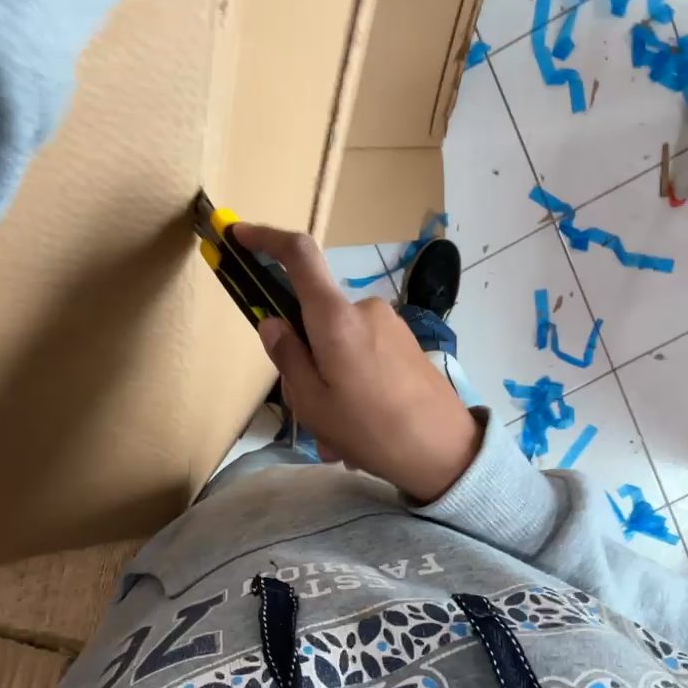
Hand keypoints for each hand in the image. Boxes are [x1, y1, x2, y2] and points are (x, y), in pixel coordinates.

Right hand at [233, 223, 480, 502]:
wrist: (446, 452)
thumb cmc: (371, 429)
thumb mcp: (313, 402)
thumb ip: (287, 357)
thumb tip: (272, 322)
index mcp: (335, 318)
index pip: (299, 256)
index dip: (266, 239)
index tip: (241, 235)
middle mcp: (365, 310)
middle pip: (314, 322)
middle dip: (304, 367)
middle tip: (310, 417)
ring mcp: (390, 326)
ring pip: (338, 350)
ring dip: (330, 390)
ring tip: (340, 440)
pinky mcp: (406, 345)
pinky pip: (363, 362)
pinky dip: (353, 393)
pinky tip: (361, 436)